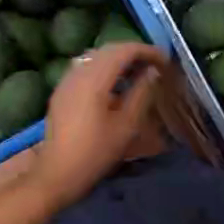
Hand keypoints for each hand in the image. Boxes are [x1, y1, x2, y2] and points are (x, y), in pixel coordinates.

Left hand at [28, 43, 168, 207]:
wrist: (58, 173)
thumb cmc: (96, 152)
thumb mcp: (127, 125)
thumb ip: (142, 93)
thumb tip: (152, 72)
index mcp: (94, 78)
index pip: (124, 50)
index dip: (147, 51)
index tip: (165, 61)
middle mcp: (78, 72)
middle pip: (108, 50)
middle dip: (133, 53)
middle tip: (154, 65)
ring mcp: (66, 81)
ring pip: (95, 58)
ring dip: (117, 60)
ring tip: (137, 74)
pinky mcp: (61, 92)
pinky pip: (85, 69)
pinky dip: (103, 69)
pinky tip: (114, 86)